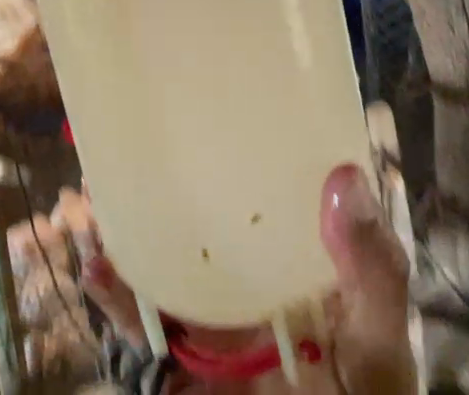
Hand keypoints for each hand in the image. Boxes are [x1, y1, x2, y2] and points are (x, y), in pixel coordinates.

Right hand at [82, 165, 414, 393]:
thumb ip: (371, 271)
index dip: (230, 151)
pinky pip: (138, 324)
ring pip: (154, 260)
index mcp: (290, 260)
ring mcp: (207, 318)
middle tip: (123, 146)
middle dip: (152, 184)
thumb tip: (345, 177)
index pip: (257, 194)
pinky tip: (97, 268)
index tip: (205, 108)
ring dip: (118, 228)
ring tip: (91, 194)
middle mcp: (243, 277)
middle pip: (192, 219)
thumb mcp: (377, 337)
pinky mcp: (178, 359)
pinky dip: (112, 296)